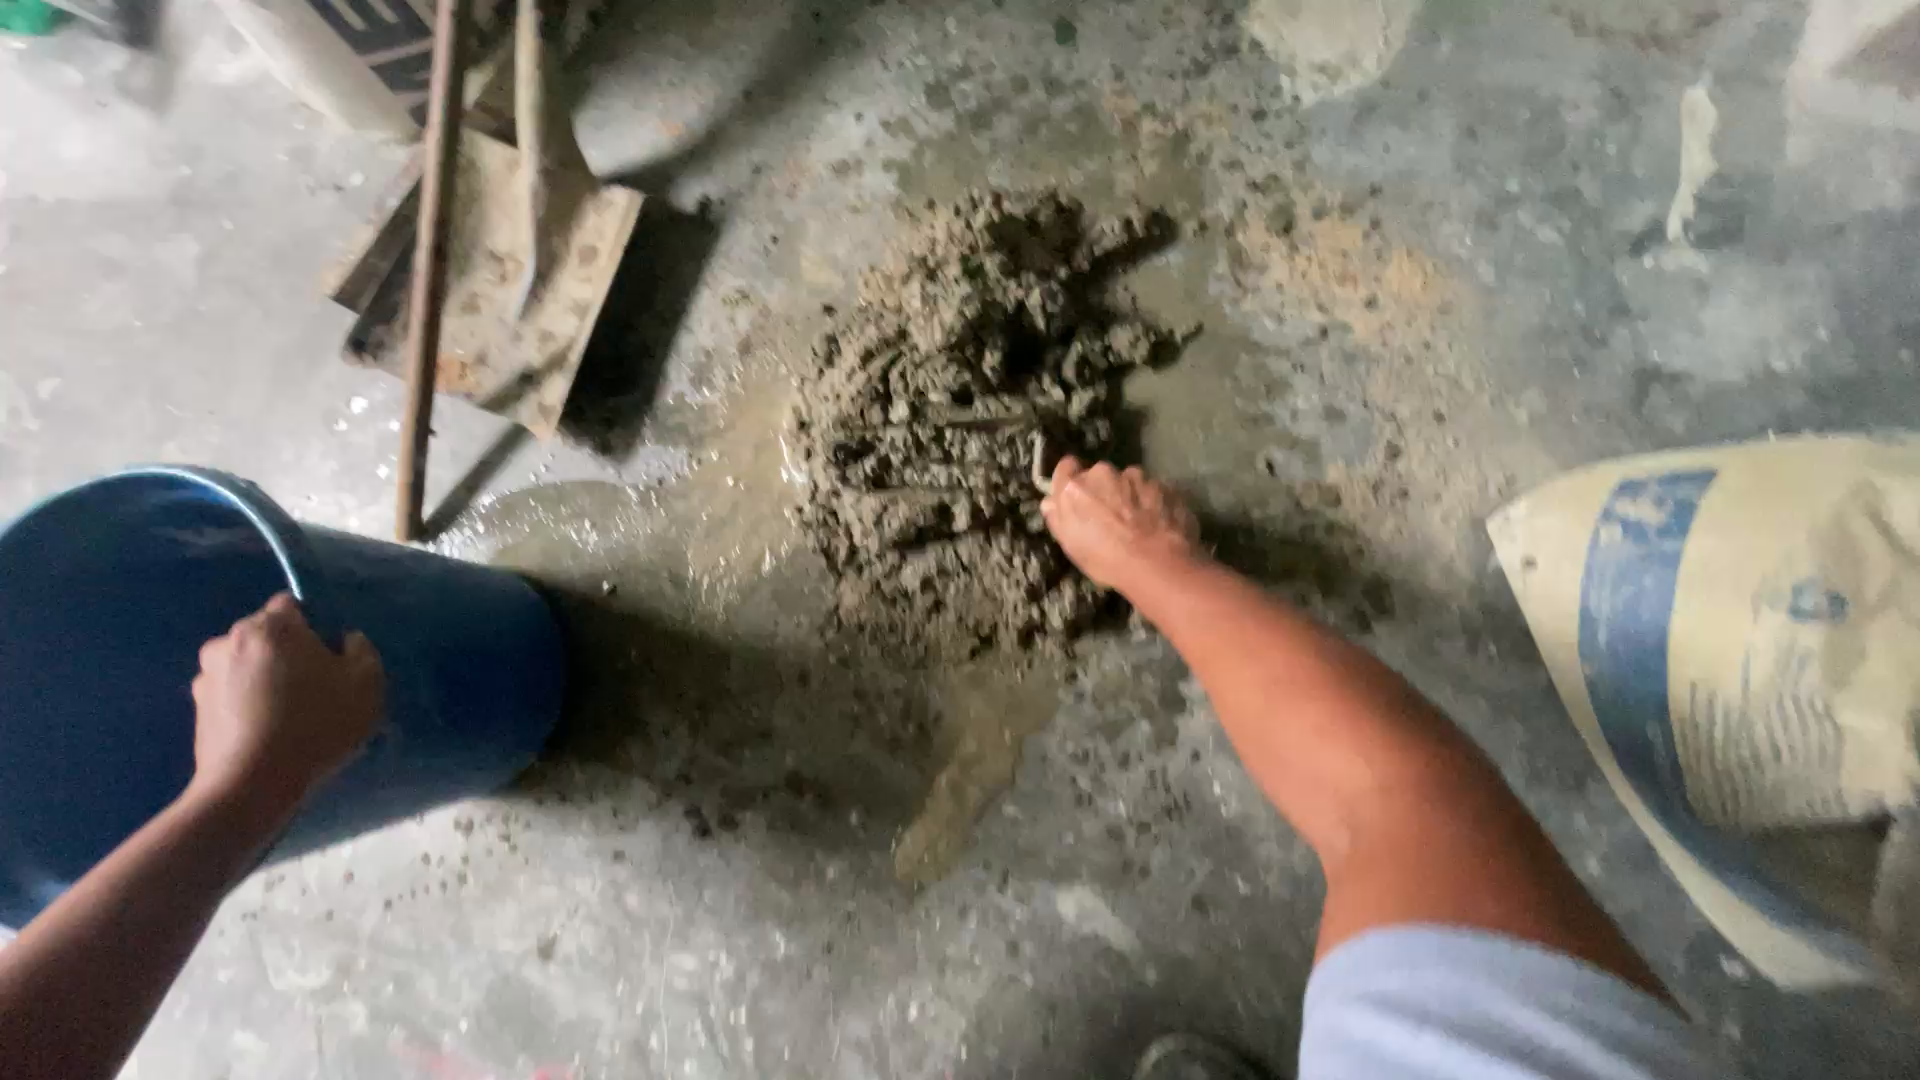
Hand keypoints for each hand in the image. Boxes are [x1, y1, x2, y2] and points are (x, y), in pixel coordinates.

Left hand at [188, 593, 385, 814]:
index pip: (293, 603)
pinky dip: (251, 699)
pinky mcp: (196, 708)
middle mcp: (228, 642)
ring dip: (268, 675)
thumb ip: (361, 649)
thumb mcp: (367, 681)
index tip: (334, 651)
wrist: (253, 782)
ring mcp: (205, 676)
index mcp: (271, 627)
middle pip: (268, 633)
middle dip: (291, 649)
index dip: (317, 622)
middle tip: (319, 680)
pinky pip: (233, 690)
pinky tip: (272, 726)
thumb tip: (344, 640)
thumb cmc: (318, 722)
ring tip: (293, 708)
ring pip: (248, 662)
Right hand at [1040, 457, 1202, 590]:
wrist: (1155, 564)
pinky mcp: (1161, 484)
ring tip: (1136, 521)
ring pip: (1126, 480)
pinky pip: (1150, 488)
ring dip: (1127, 494)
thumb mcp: (1071, 546)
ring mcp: (1135, 476)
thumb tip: (1050, 502)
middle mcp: (1103, 473)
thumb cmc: (1105, 559)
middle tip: (1109, 516)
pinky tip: (1155, 521)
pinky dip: (1150, 500)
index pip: (1065, 467)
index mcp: (1075, 487)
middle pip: (1098, 474)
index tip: (1077, 496)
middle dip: (1102, 489)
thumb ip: (1057, 518)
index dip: (1070, 480)